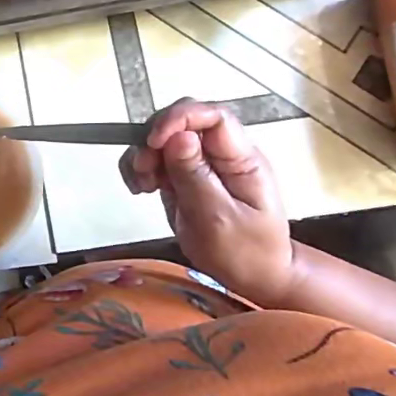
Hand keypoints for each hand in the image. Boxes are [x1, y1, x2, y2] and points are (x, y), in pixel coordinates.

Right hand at [119, 99, 296, 304]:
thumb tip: (178, 136)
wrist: (254, 278)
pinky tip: (140, 187)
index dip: (180, 118)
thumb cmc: (247, 254)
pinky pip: (157, 159)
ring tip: (142, 184)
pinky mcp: (184, 177)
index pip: (213, 117)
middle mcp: (221, 155)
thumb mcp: (220, 220)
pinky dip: (141, 168)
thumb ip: (197, 177)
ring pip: (165, 138)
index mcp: (242, 159)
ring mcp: (202, 165)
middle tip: (144, 170)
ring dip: (145, 155)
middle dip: (156, 138)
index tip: (154, 141)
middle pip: (184, 122)